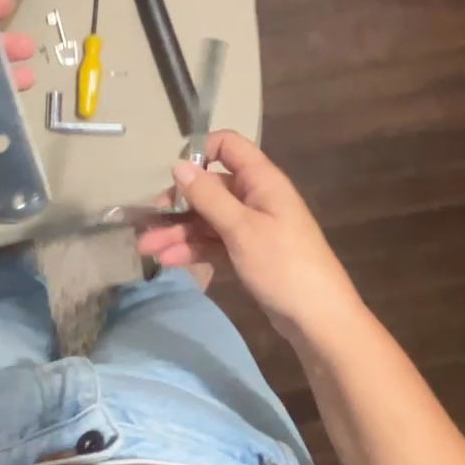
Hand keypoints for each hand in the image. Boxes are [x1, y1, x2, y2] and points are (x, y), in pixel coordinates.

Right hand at [133, 131, 358, 331]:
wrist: (317, 318)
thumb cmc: (283, 264)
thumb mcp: (242, 228)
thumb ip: (209, 196)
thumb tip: (178, 164)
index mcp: (261, 181)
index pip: (228, 146)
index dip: (200, 152)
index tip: (172, 174)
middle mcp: (255, 198)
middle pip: (209, 188)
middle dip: (177, 204)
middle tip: (147, 221)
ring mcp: (250, 227)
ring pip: (206, 219)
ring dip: (177, 231)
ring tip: (147, 249)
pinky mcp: (246, 253)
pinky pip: (212, 242)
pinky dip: (192, 249)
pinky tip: (168, 260)